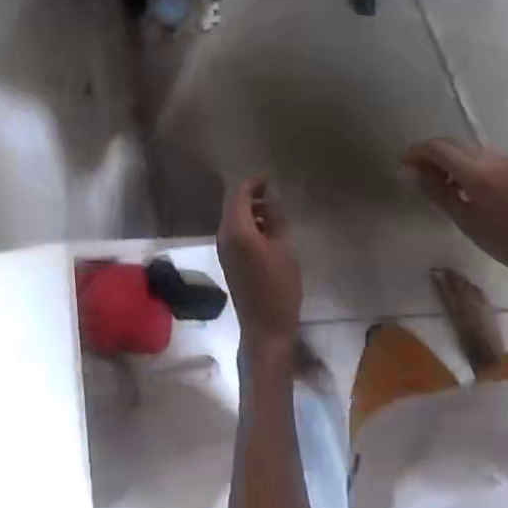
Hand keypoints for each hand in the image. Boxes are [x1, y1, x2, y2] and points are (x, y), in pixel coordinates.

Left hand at [217, 175, 301, 350]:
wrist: (264, 328)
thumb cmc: (279, 287)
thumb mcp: (284, 248)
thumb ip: (276, 218)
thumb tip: (271, 196)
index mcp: (237, 230)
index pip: (238, 194)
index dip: (253, 183)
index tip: (270, 179)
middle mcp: (224, 236)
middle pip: (233, 204)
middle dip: (251, 195)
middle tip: (274, 192)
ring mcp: (224, 249)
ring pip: (234, 218)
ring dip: (251, 210)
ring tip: (275, 211)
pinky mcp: (228, 260)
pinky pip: (235, 232)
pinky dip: (249, 224)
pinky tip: (268, 231)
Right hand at [404, 139, 507, 298]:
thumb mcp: (469, 223)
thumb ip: (438, 193)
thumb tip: (412, 172)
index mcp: (478, 171)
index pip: (438, 148)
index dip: (416, 153)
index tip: (403, 166)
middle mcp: (494, 158)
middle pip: (454, 144)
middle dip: (432, 155)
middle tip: (418, 177)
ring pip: (472, 150)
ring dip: (452, 160)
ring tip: (443, 186)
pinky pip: (488, 158)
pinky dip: (471, 166)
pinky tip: (470, 191)